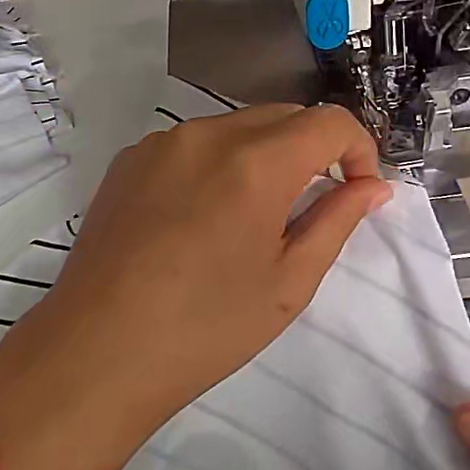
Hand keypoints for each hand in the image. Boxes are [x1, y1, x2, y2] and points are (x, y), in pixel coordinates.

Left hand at [0, 104, 392, 469]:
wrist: (96, 353)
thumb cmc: (206, 328)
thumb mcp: (289, 282)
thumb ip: (337, 221)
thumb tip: (373, 186)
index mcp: (255, 163)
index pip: (329, 121)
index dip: (359, 149)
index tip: (358, 189)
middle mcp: (206, 134)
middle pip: (283, 115)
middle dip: (315, 148)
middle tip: (314, 204)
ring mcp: (160, 143)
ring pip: (236, 127)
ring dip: (265, 154)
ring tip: (255, 215)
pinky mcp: (128, 161)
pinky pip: (192, 143)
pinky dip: (219, 163)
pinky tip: (203, 216)